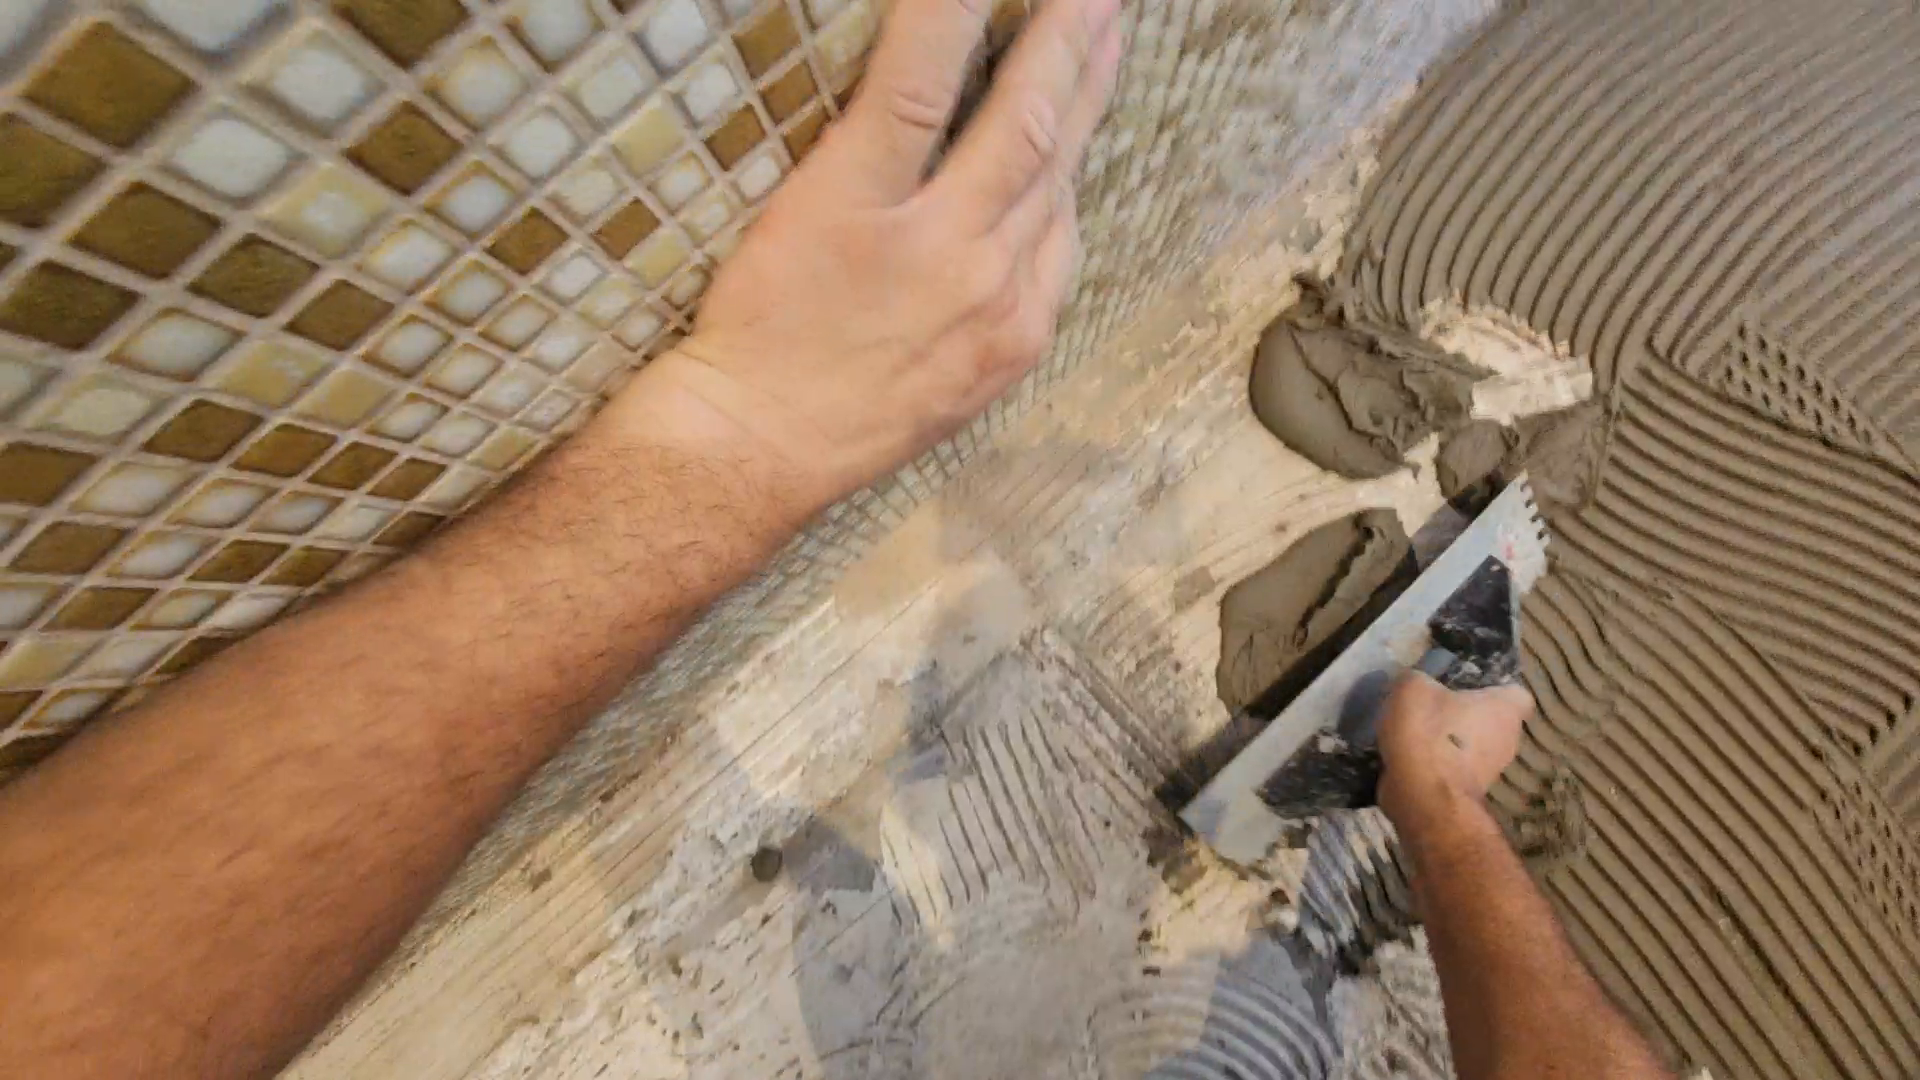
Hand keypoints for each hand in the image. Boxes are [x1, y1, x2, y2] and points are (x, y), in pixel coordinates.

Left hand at [617, 0, 1124, 517]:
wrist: (763, 448)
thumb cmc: (845, 430)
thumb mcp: (945, 396)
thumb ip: (988, 329)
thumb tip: (1003, 266)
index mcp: (1016, 332)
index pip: (1060, 226)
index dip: (1070, 159)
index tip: (1077, 119)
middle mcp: (998, 281)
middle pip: (1056, 159)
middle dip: (1089, 77)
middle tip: (1106, 12)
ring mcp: (937, 238)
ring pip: (1018, 121)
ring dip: (1055, 44)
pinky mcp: (859, 196)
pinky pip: (916, 87)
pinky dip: (948, 18)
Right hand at [1375, 672, 1531, 830]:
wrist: (1422, 793)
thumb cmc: (1427, 732)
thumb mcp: (1411, 686)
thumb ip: (1420, 678)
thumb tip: (1420, 683)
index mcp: (1505, 709)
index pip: (1514, 692)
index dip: (1491, 686)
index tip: (1462, 684)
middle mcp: (1509, 739)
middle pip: (1491, 719)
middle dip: (1465, 713)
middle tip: (1432, 705)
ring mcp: (1492, 769)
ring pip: (1473, 744)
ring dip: (1450, 739)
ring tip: (1415, 732)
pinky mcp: (1470, 789)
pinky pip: (1455, 765)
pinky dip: (1437, 760)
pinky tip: (1410, 754)